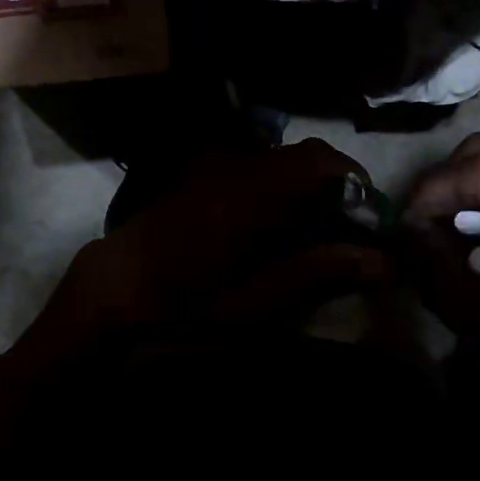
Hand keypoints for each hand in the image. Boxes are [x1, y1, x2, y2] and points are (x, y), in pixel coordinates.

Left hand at [33, 139, 389, 350]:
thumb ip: (316, 274)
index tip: (371, 224)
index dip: (354, 184)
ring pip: (273, 170)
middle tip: (345, 241)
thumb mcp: (253, 310)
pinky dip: (272, 201)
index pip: (317, 160)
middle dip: (330, 194)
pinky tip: (268, 242)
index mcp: (247, 192)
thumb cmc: (178, 319)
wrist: (99, 314)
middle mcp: (228, 170)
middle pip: (298, 161)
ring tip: (310, 245)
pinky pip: (246, 179)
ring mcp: (205, 175)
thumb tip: (380, 261)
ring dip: (301, 198)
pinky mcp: (190, 188)